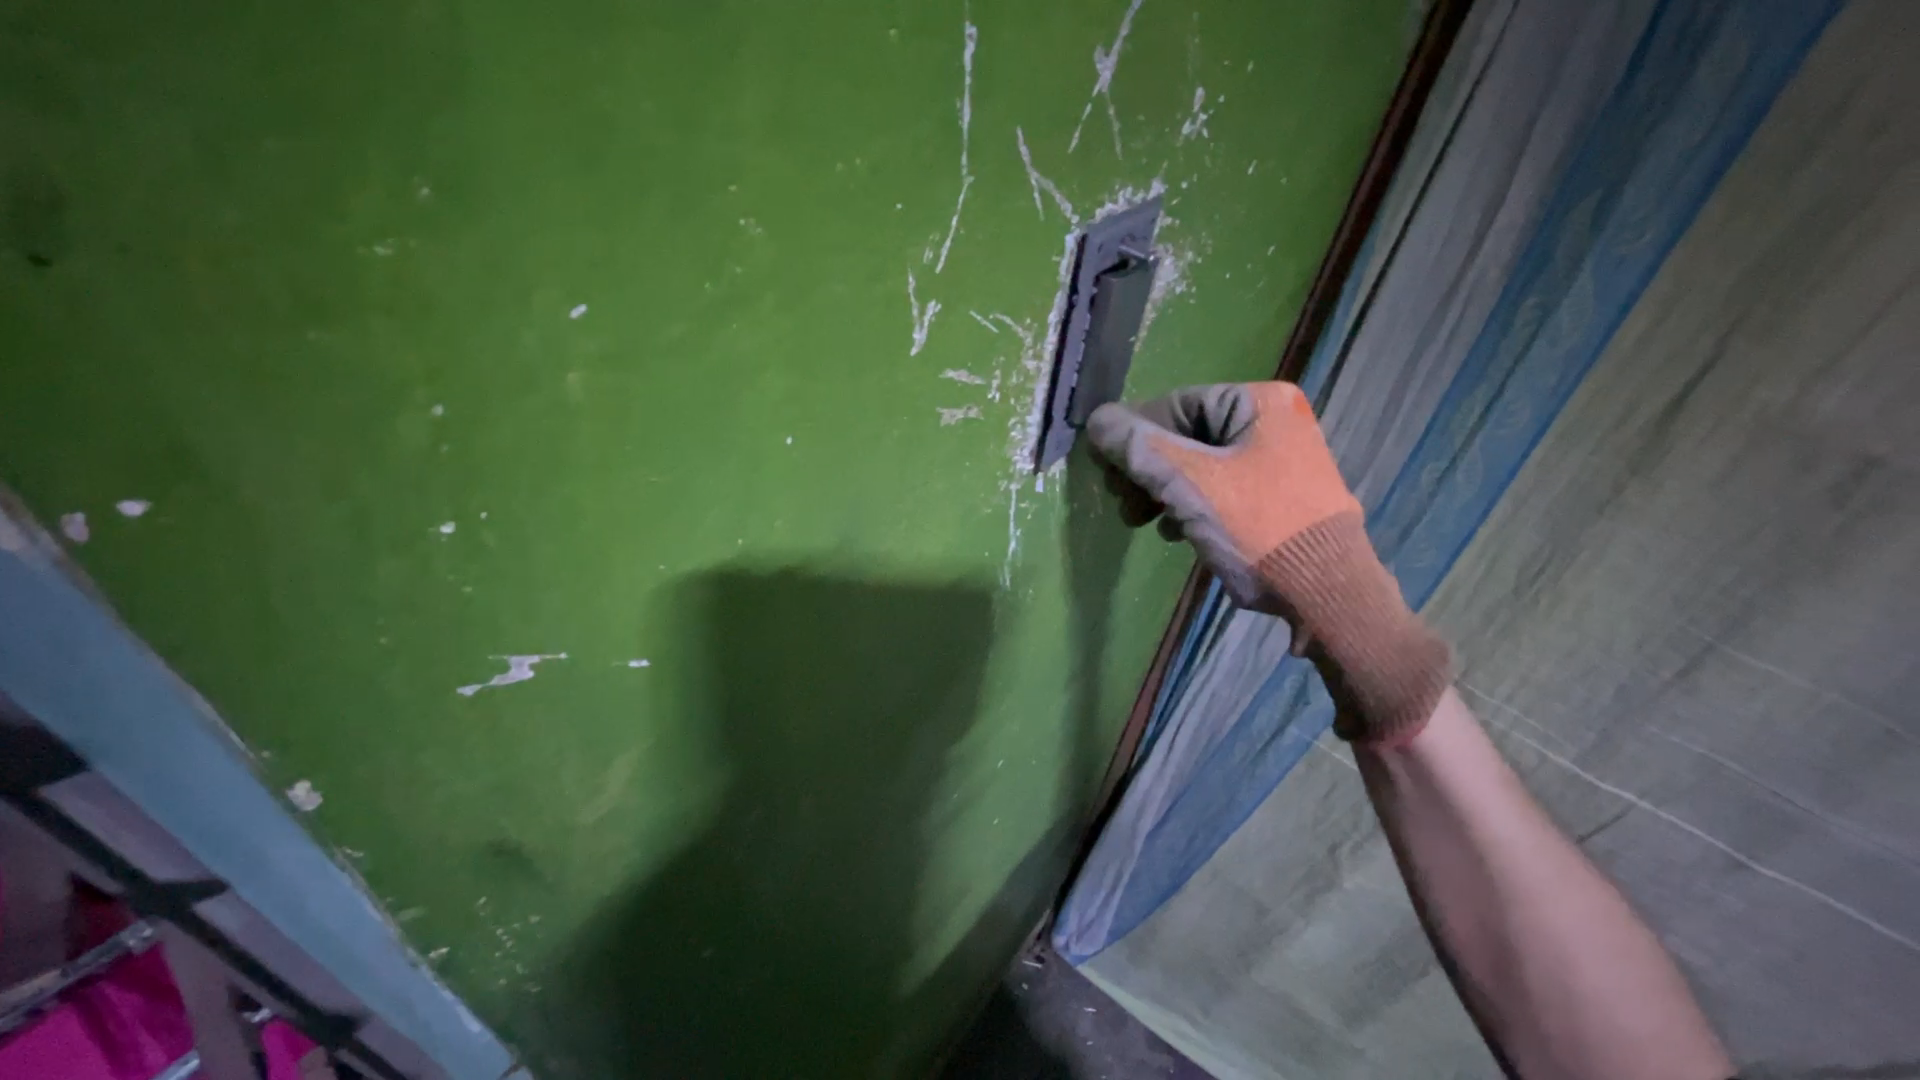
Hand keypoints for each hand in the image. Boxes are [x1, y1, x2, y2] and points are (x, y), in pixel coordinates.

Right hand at [1085, 382, 1450, 744]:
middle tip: (1123, 503)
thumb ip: (1139, 448)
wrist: (1327, 594)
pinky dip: (1192, 504)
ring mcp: (1282, 458)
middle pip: (1188, 434)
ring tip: (1143, 521)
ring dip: (1164, 490)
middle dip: (1149, 469)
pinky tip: (1175, 531)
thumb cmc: (1259, 530)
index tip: (1107, 472)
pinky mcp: (1281, 494)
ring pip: (1201, 464)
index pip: (1177, 404)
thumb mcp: (1190, 485)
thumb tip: (1096, 420)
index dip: (1135, 435)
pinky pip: (1222, 487)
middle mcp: (1276, 420)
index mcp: (1261, 402)